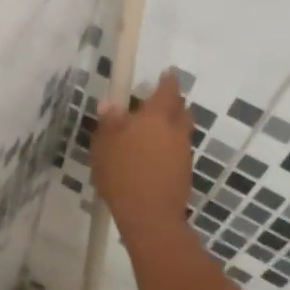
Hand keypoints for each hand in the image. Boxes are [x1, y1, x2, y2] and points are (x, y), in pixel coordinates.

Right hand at [91, 70, 193, 241]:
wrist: (149, 215)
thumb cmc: (122, 174)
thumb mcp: (104, 146)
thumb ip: (109, 123)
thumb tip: (110, 104)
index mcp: (156, 117)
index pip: (168, 90)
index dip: (168, 81)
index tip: (166, 74)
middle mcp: (175, 130)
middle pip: (181, 109)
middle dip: (173, 103)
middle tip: (158, 103)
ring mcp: (183, 152)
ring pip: (181, 131)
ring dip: (171, 127)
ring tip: (153, 133)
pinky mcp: (185, 172)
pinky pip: (178, 151)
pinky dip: (169, 148)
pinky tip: (153, 159)